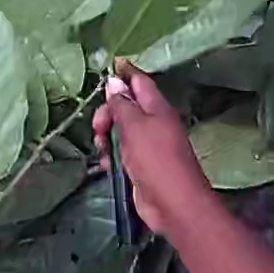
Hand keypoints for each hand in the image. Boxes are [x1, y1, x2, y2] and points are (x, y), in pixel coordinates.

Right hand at [92, 61, 216, 236]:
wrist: (174, 205)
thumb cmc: (156, 159)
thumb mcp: (134, 126)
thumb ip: (122, 103)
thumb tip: (113, 81)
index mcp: (156, 107)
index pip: (139, 81)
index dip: (124, 72)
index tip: (108, 67)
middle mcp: (153, 122)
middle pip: (126, 106)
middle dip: (108, 112)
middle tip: (99, 126)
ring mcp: (148, 144)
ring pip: (121, 130)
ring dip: (107, 136)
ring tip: (102, 149)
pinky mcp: (141, 165)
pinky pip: (121, 152)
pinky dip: (112, 155)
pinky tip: (107, 165)